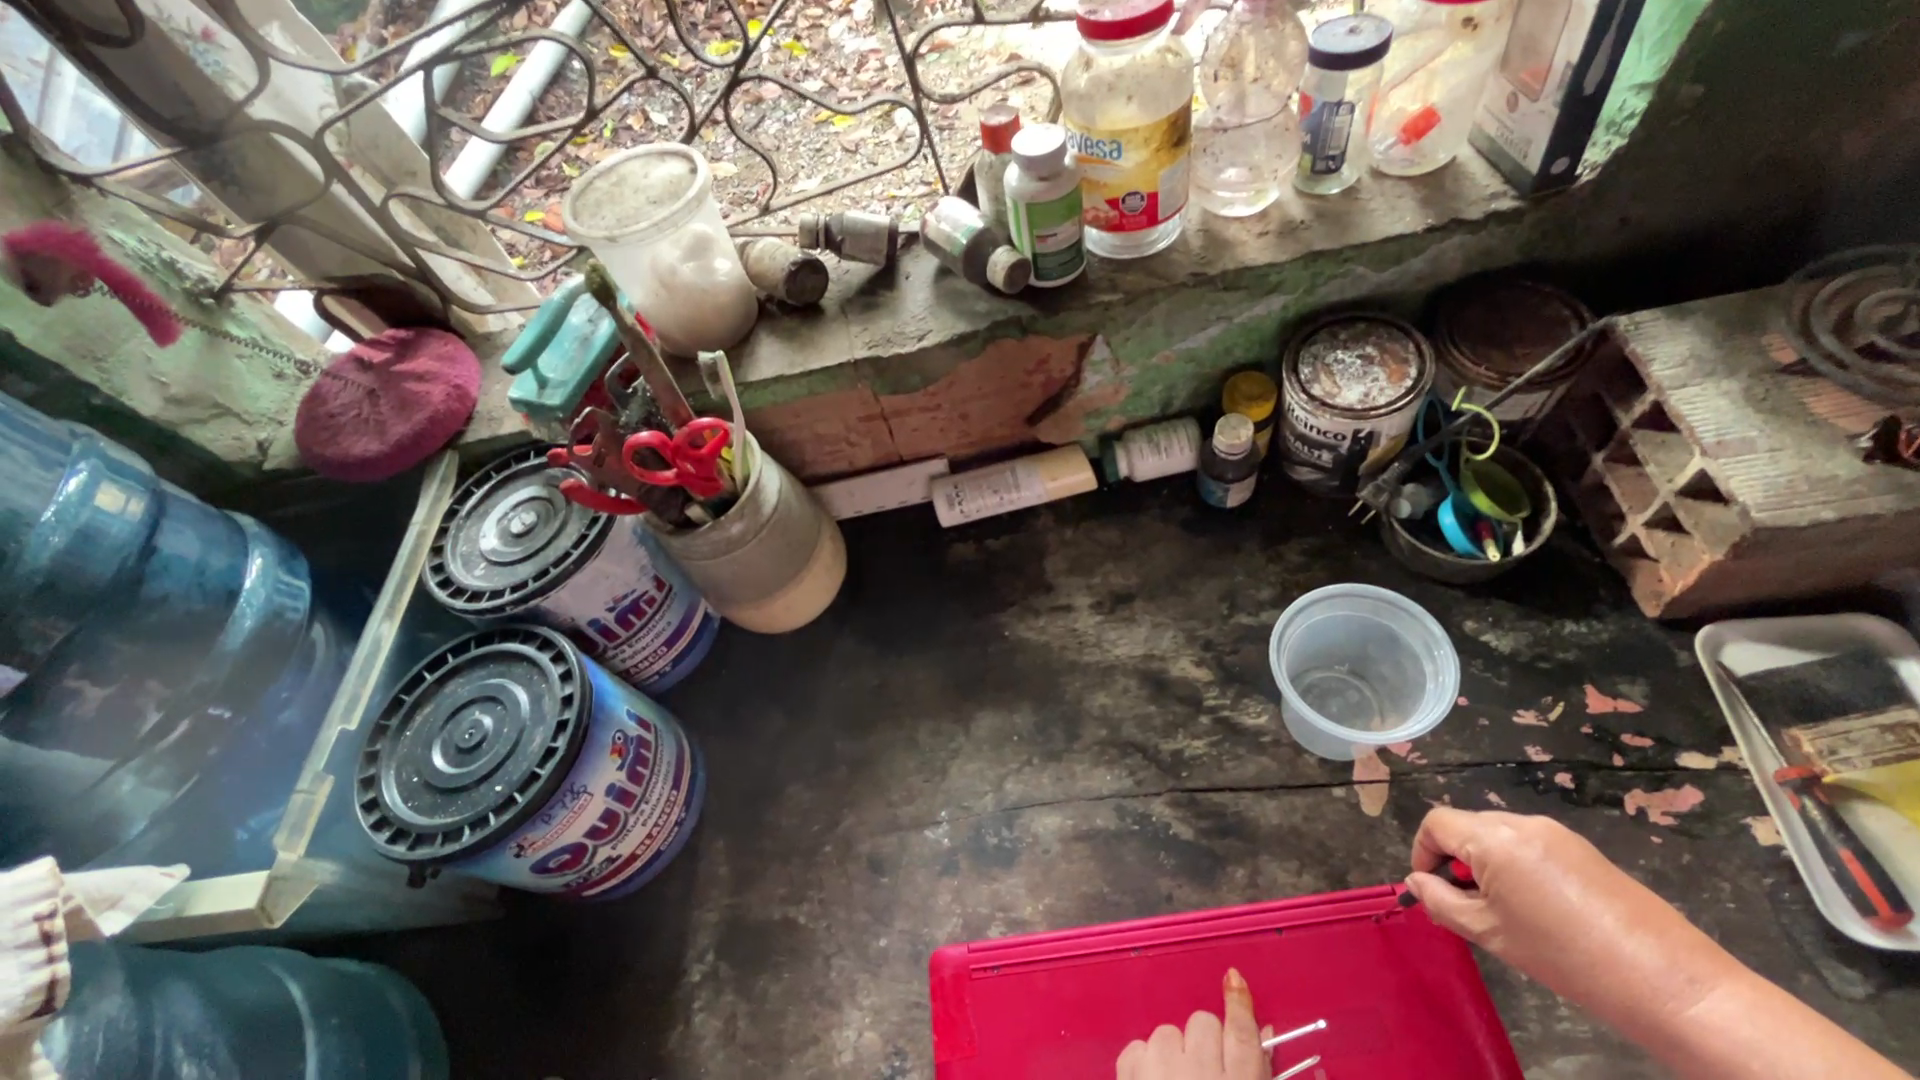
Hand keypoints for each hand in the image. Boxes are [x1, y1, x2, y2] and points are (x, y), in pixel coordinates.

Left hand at [1115, 968, 1270, 1079]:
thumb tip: (1263, 1030)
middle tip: (1203, 1072)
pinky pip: (1138, 1046)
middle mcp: (1202, 1074)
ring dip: (1172, 1053)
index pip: (1243, 1033)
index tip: (1233, 980)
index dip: (1239, 1003)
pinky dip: (1143, 1062)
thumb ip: (1257, 1071)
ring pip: (1168, 1032)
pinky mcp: (1129, 1073)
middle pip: (1204, 1023)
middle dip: (1204, 1042)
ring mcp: (1163, 1071)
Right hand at [1405, 808, 1742, 1020]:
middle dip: (1455, 859)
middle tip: (1465, 906)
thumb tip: (1417, 881)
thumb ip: (1441, 902)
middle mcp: (1524, 824)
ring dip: (1486, 864)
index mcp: (1495, 838)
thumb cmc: (1563, 956)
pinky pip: (1531, 847)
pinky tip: (1538, 910)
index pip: (1436, 823)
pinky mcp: (1585, 851)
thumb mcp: (1489, 933)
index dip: (1422, 852)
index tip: (1430, 889)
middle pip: (1468, 827)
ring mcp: (1559, 834)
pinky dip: (1517, 868)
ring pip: (1499, 837)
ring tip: (1503, 912)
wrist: (1666, 980)